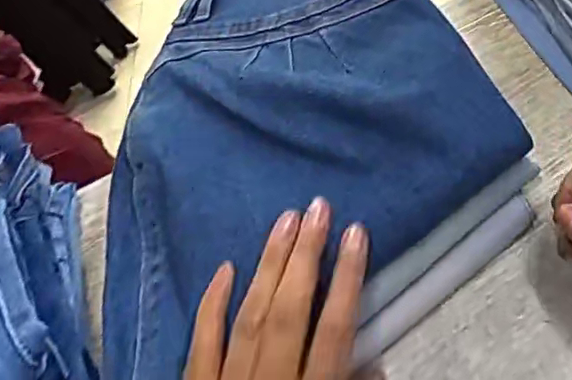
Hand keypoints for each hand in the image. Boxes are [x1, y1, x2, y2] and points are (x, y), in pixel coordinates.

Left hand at [185, 198, 369, 379]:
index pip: (332, 330)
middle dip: (305, 257)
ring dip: (269, 267)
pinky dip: (210, 309)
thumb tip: (374, 365)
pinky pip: (198, 352)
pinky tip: (226, 269)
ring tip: (285, 221)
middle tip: (318, 208)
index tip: (356, 230)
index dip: (346, 278)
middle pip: (287, 315)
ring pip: (247, 321)